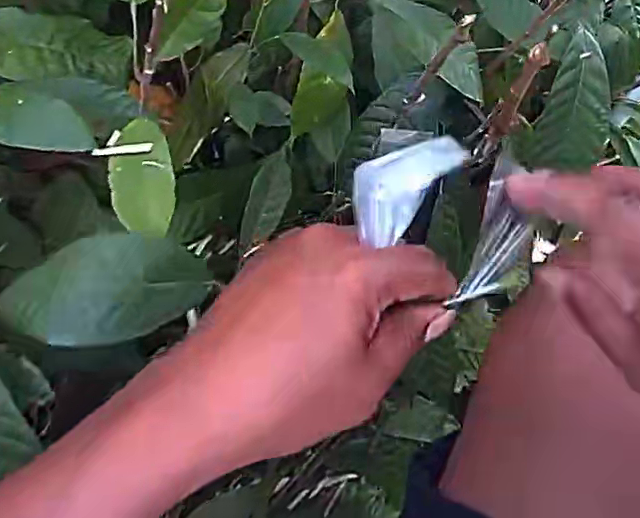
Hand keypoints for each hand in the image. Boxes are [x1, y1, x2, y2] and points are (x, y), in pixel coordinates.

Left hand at [142, 223, 456, 465]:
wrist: (197, 401)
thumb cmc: (290, 399)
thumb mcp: (365, 382)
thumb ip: (409, 336)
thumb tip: (437, 310)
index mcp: (361, 266)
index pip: (422, 260)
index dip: (440, 284)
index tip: (442, 308)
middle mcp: (330, 238)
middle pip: (385, 252)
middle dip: (395, 286)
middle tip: (382, 334)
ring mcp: (295, 240)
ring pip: (351, 252)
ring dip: (360, 280)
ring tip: (336, 332)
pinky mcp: (269, 250)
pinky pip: (317, 255)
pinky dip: (328, 278)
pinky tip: (304, 322)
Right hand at [506, 167, 639, 453]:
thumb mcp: (637, 362)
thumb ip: (589, 308)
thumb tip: (547, 270)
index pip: (597, 209)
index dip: (552, 191)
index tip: (516, 185)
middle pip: (622, 184)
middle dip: (576, 183)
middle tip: (540, 195)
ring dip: (607, 184)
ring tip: (575, 200)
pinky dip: (634, 195)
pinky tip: (622, 218)